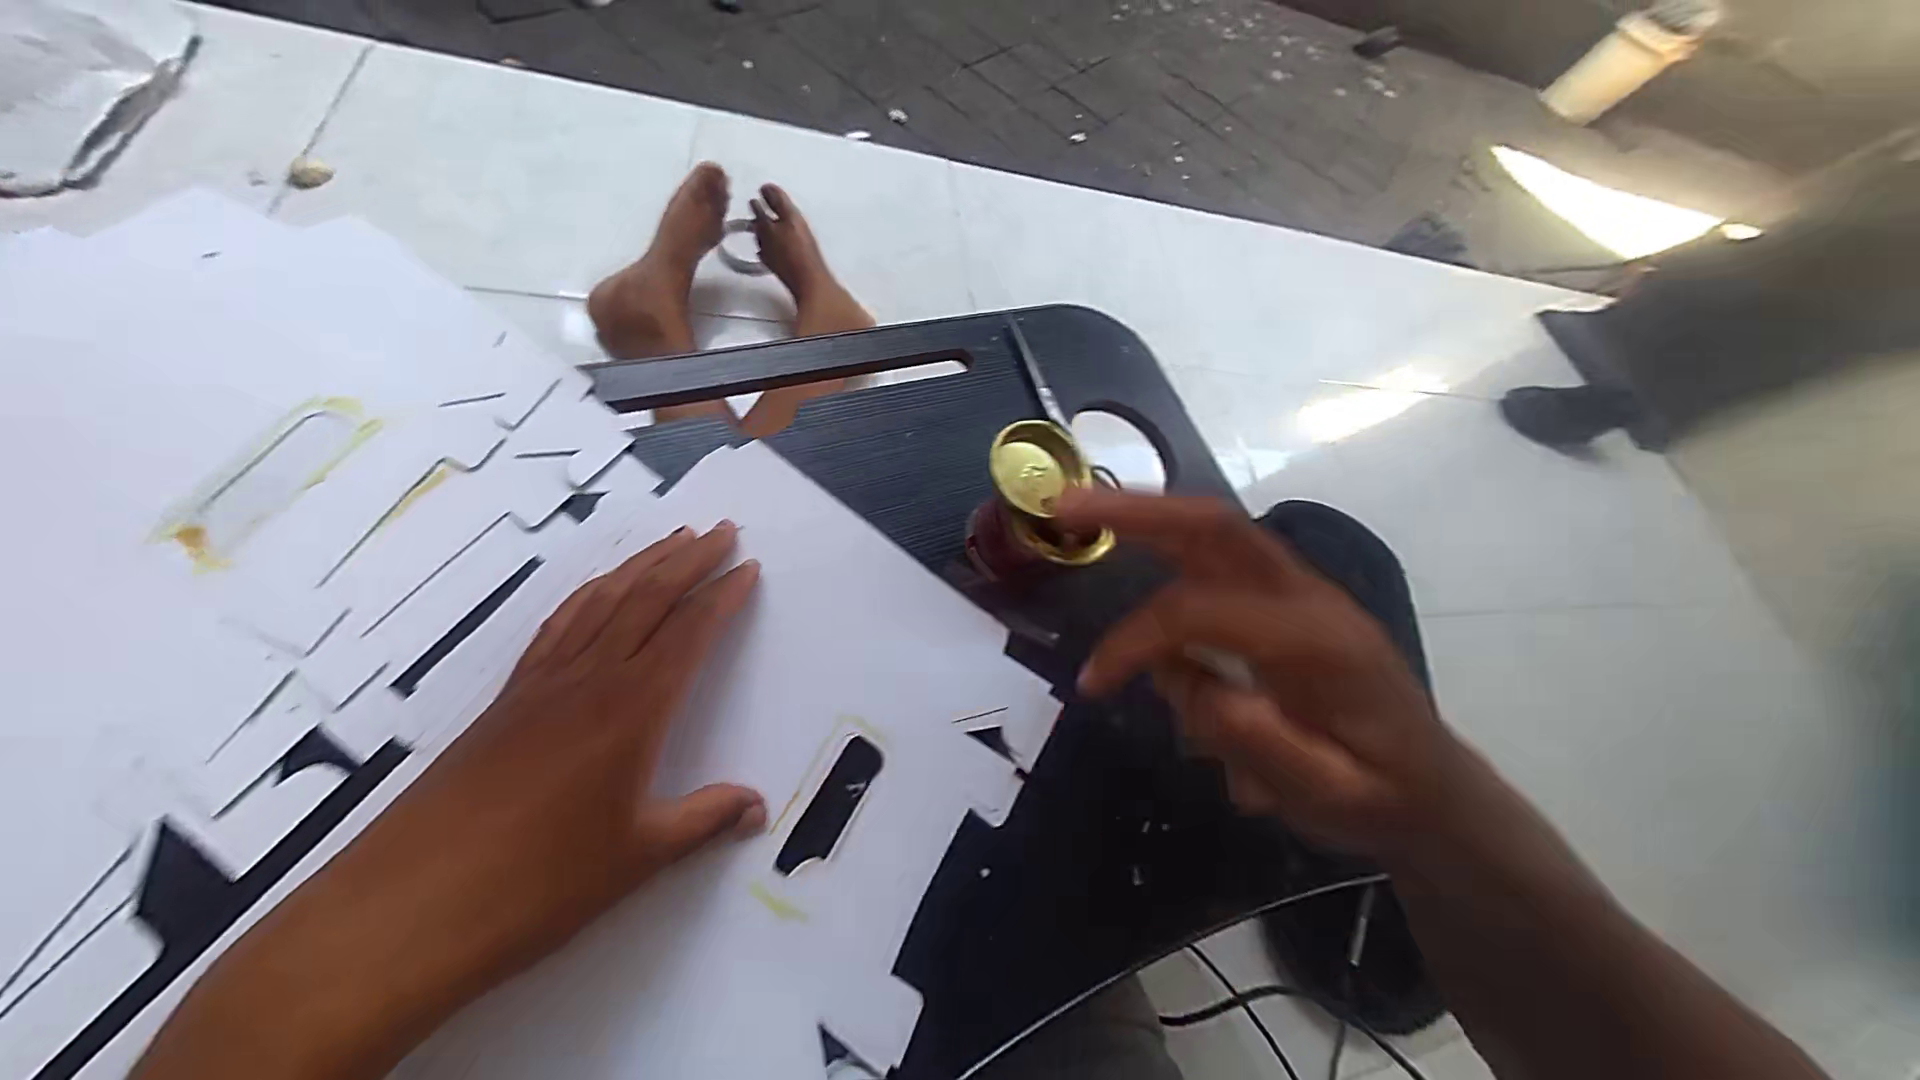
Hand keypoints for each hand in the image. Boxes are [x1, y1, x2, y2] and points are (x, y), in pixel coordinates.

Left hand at [135, 524, 765, 1079]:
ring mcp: (544, 683)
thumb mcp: (640, 856)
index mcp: (633, 707)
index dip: (723, 595)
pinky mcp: (508, 698)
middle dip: (691, 560)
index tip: (749, 568)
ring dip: (642, 564)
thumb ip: (706, 819)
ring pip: (603, 600)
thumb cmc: (537, 883)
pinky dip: (589, 593)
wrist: (403, 911)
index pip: (689, 631)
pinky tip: (598, 588)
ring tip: (674, 540)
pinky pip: (558, 625)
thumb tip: (759, 808)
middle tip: (723, 530)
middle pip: (648, 598)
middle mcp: (591, 678)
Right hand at [1059, 489, 1486, 859]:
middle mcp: (1307, 596)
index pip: (1199, 612)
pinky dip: (1169, 553)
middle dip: (1135, 510)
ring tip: (1085, 517)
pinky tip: (1152, 603)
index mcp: (1317, 642)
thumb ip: (1260, 743)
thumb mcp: (1326, 798)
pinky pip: (1218, 558)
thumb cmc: (1381, 798)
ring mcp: (1300, 590)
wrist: (1438, 791)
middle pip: (1214, 526)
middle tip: (1067, 505)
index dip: (1134, 639)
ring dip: (1148, 519)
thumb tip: (1187, 683)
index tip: (1093, 683)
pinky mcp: (1287, 598)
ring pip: (1215, 530)